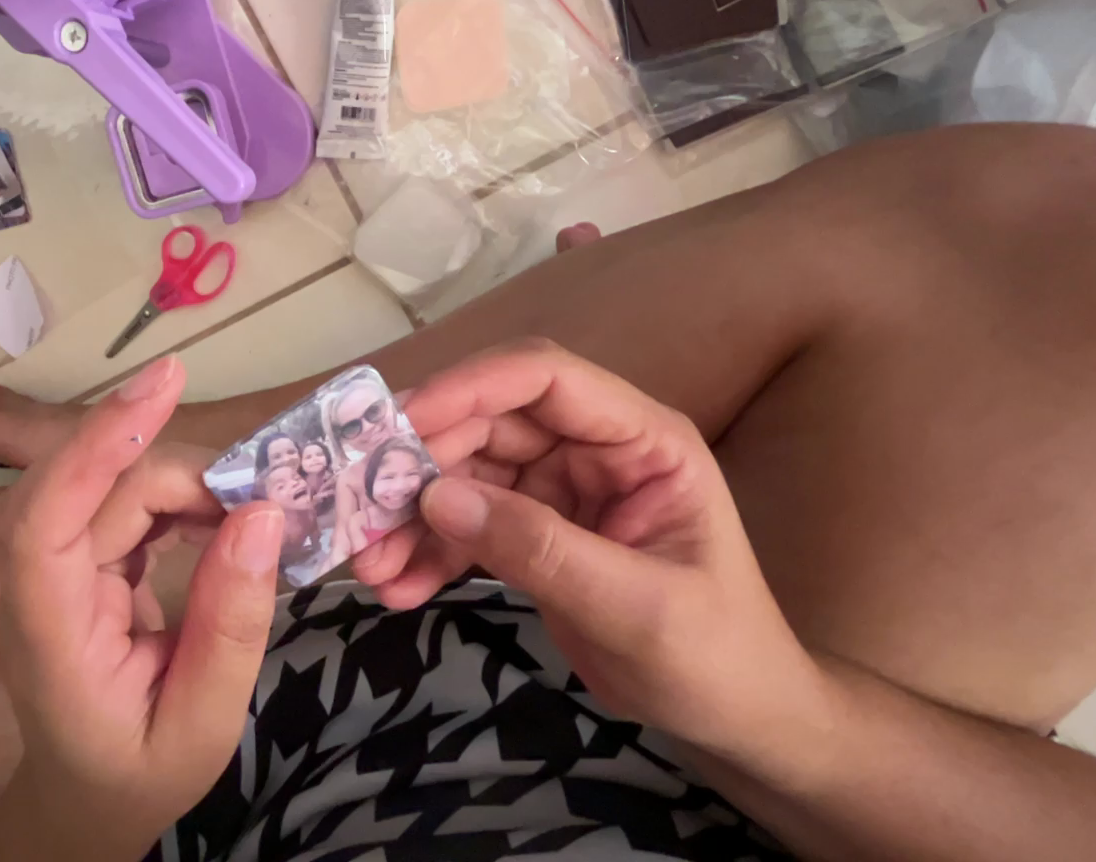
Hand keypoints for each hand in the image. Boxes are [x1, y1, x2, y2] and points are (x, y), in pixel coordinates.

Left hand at [0, 357, 284, 861]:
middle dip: (177, 469)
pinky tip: (219, 514)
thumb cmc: (138, 772)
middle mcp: (36, 584)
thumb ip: (229, 627)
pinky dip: (180, 493)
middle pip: (92, 485)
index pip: (43, 520)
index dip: (95, 444)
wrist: (87, 792)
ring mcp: (55, 563)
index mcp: (48, 636)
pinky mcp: (81, 552)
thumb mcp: (203, 725)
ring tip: (248, 509)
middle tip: (260, 495)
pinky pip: (125, 496)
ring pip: (112, 480)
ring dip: (186, 480)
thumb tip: (262, 515)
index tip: (162, 387)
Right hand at [375, 338, 826, 760]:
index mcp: (638, 439)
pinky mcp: (527, 526)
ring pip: (460, 474)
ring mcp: (554, 487)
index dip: (470, 386)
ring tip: (370, 565)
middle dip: (420, 466)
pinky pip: (463, 523)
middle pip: (483, 425)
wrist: (733, 719)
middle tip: (362, 509)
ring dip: (409, 515)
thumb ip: (541, 549)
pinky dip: (426, 550)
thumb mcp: (638, 609)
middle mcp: (588, 447)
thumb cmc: (716, 658)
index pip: (544, 377)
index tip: (402, 422)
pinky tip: (399, 587)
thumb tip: (437, 498)